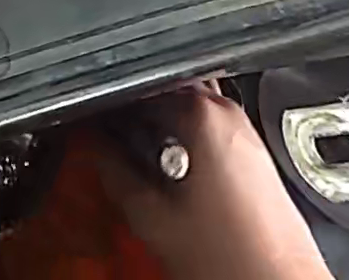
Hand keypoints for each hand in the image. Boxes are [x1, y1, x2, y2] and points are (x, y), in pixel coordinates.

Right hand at [93, 81, 333, 279]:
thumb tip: (96, 148)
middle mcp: (226, 111)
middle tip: (111, 132)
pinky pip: (206, 127)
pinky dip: (182, 138)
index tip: (95, 118)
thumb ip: (116, 173)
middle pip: (165, 91)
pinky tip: (170, 167)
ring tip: (138, 151)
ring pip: (186, 108)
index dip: (110, 103)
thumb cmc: (235, 264)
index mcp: (202, 112)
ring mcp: (244, 131)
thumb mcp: (154, 218)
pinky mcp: (253, 153)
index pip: (139, 87)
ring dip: (158, 123)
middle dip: (135, 110)